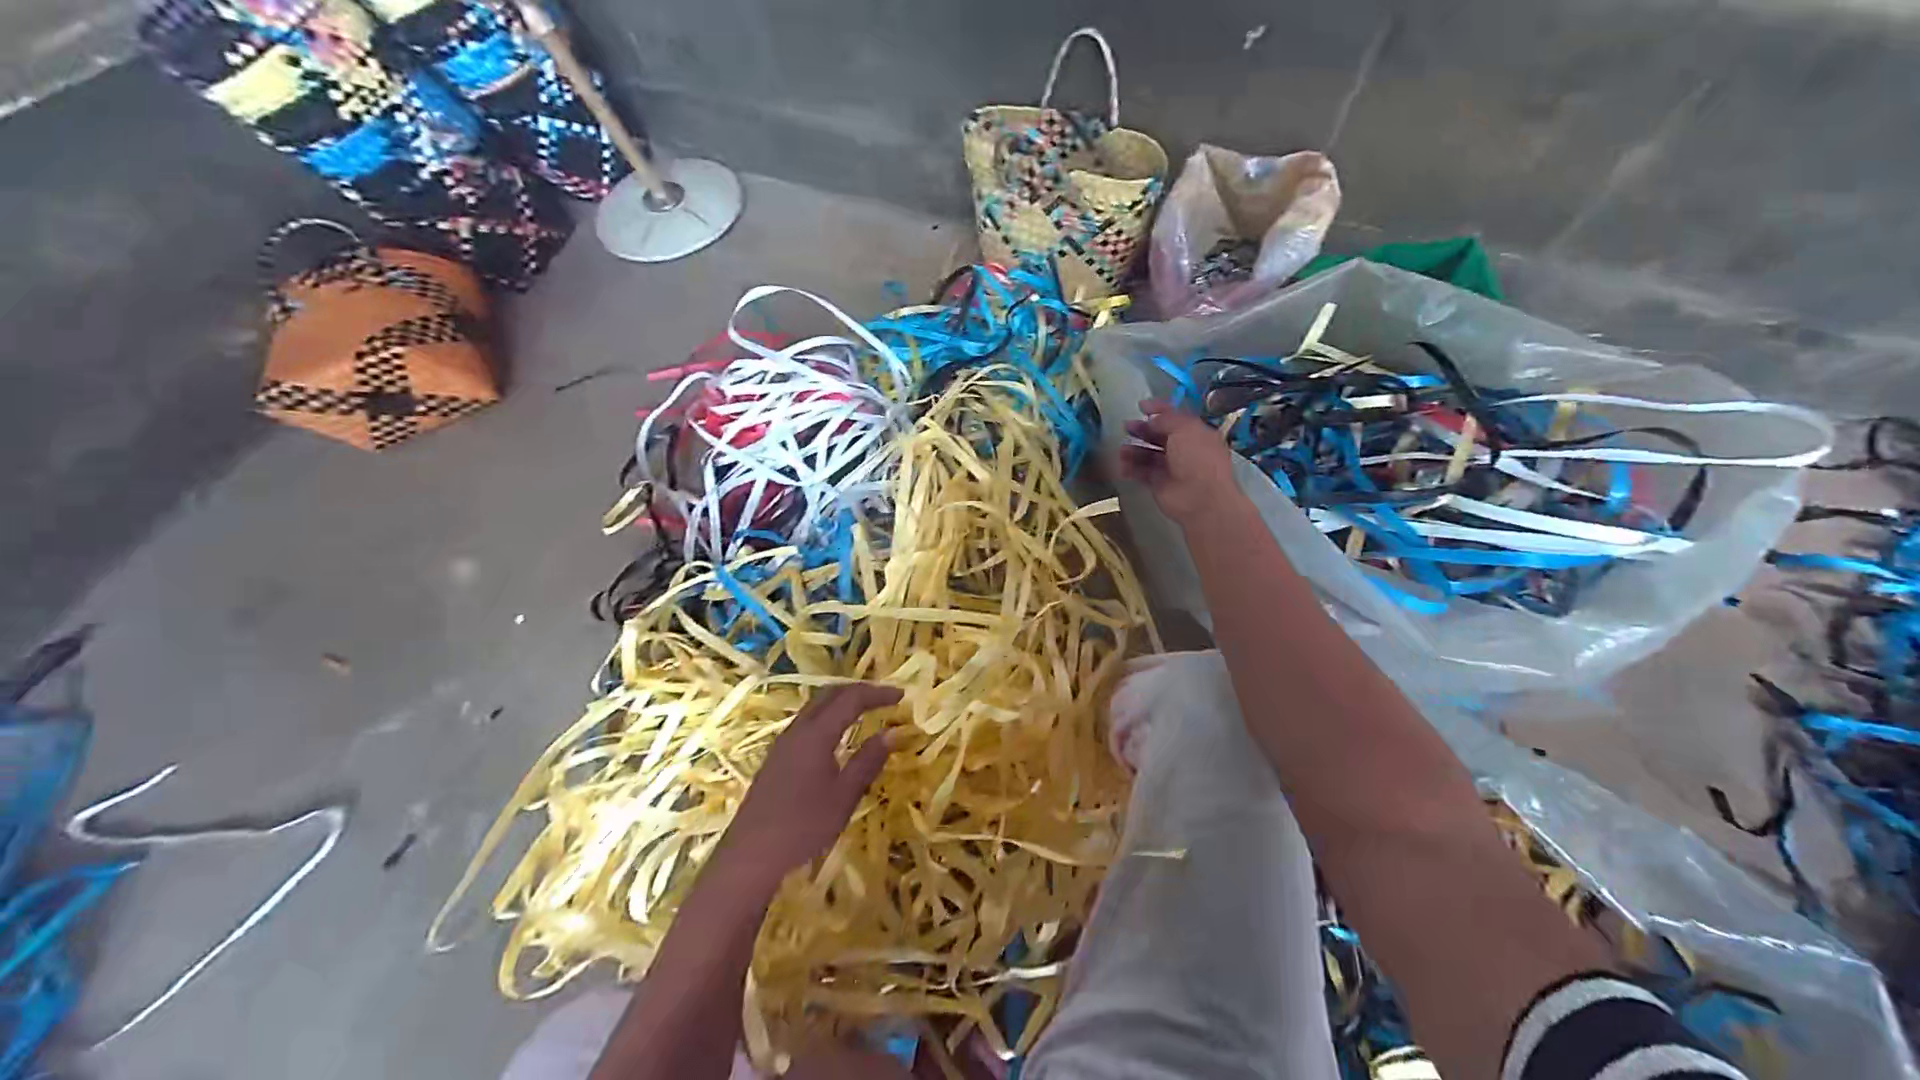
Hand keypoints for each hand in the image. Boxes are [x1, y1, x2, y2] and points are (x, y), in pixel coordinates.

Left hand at [717, 682, 902, 885]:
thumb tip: (892, 733)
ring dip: (841, 702)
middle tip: (884, 698)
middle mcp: (797, 730)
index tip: (901, 696)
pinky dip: (827, 717)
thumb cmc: (804, 826)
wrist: (751, 855)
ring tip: (864, 710)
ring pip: (814, 707)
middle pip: (829, 694)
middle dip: (858, 690)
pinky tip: (836, 735)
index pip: (850, 699)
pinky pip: (806, 722)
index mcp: (816, 734)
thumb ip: (868, 761)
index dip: (877, 694)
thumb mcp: (844, 796)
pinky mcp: (776, 758)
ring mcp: (783, 743)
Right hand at [1119, 399, 1241, 525]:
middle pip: (1160, 436)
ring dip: (1135, 450)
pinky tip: (1122, 466)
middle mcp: (1184, 449)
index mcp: (1196, 433)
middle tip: (1127, 426)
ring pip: (1149, 455)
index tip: (1141, 406)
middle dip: (1143, 430)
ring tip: (1122, 449)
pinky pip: (1142, 473)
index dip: (1159, 409)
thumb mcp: (1185, 429)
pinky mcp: (1160, 484)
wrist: (1200, 497)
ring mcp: (1172, 468)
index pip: (1176, 418)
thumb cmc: (1198, 459)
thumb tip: (1152, 419)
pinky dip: (1132, 469)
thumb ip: (1167, 420)